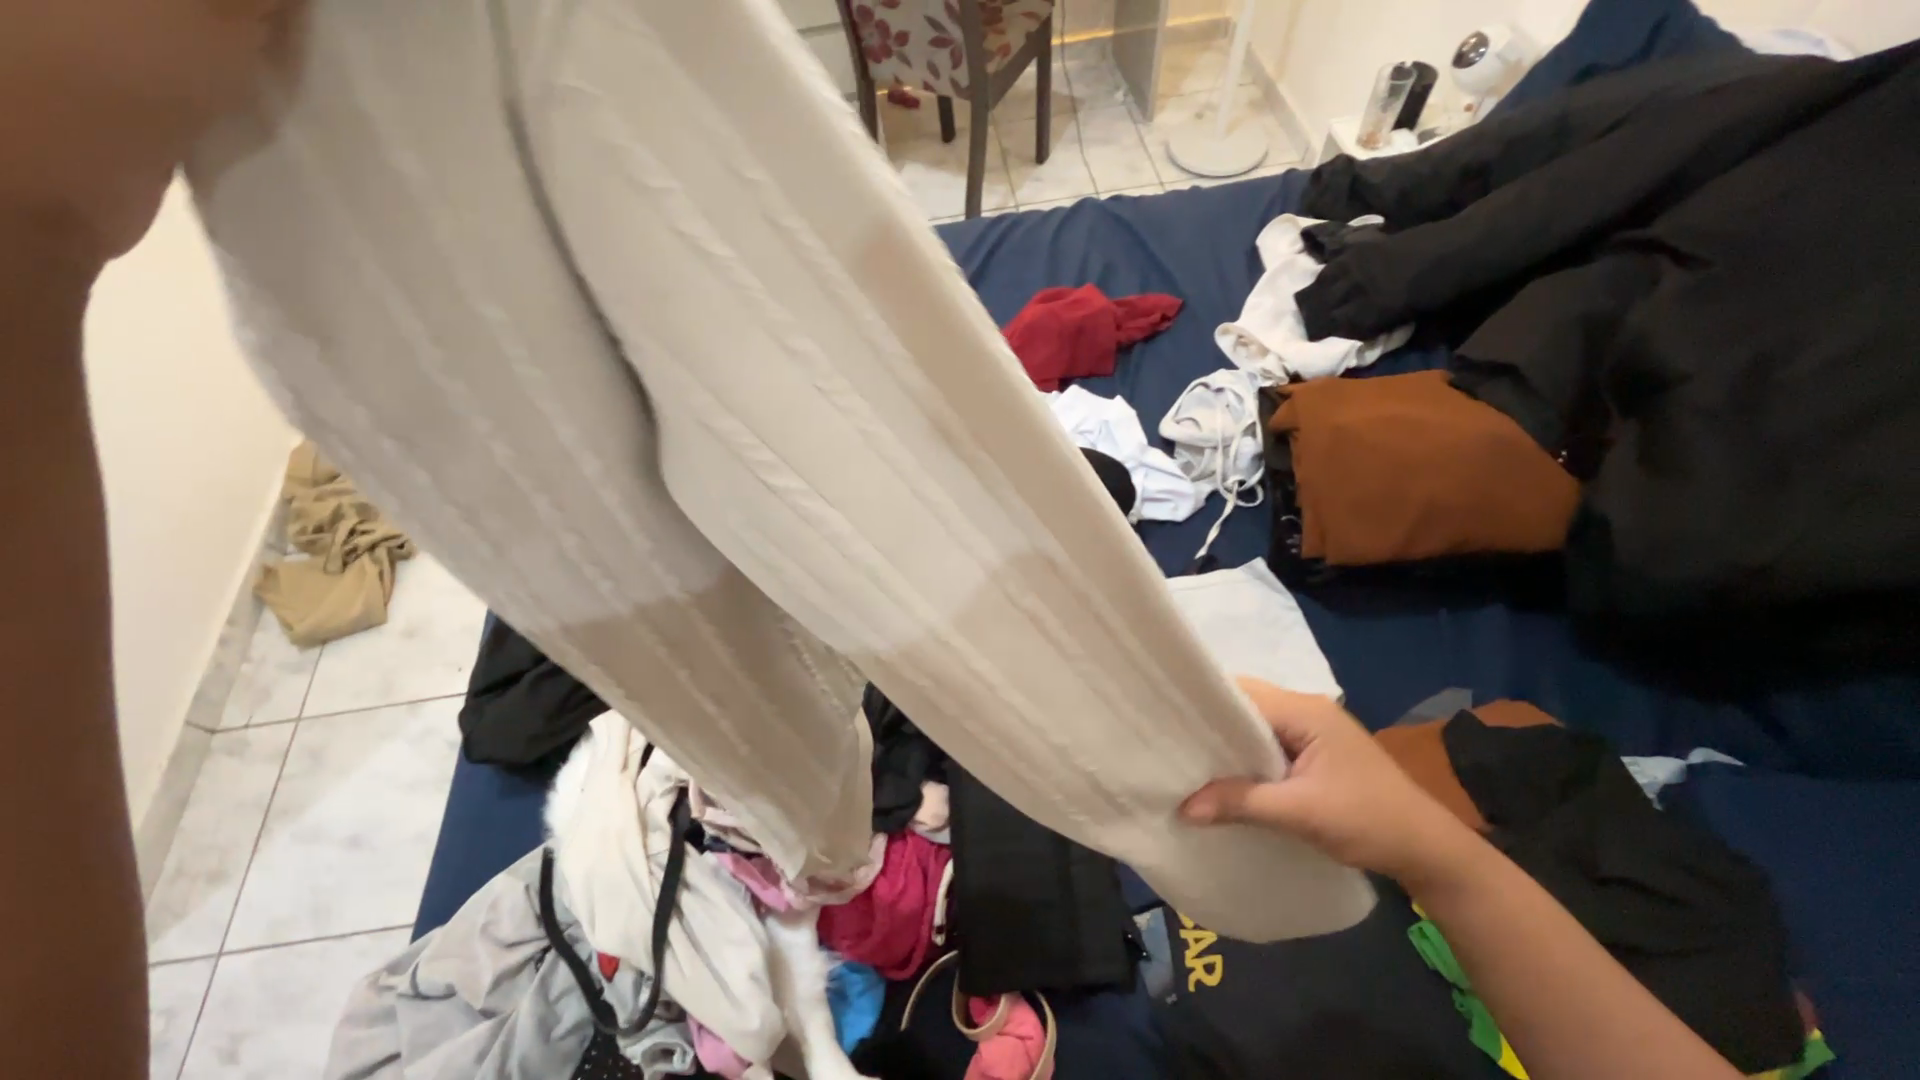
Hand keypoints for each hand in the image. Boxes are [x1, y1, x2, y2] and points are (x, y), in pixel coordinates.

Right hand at [1180, 678, 1481, 887]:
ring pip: (1255, 726)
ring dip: (1227, 742)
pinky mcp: (1315, 753)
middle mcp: (1307, 710)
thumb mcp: (1301, 813)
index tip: (1165, 719)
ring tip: (1187, 760)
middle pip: (1245, 705)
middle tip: (1169, 742)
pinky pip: (1269, 744)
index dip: (1203, 703)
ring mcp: (1313, 731)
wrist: (1427, 849)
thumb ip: (1241, 803)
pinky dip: (1245, 756)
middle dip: (1210, 723)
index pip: (1241, 692)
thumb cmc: (1368, 820)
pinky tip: (1224, 777)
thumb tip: (1183, 807)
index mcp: (1305, 711)